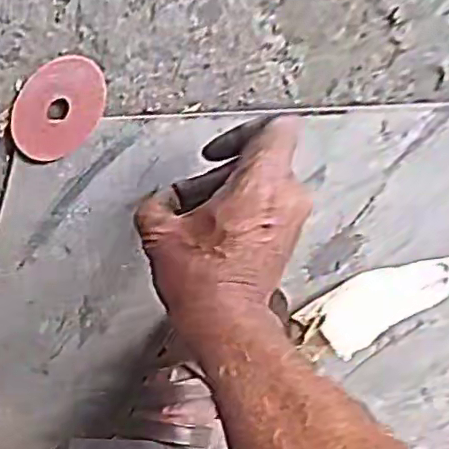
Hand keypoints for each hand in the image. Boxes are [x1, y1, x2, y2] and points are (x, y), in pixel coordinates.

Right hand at [134, 116, 311, 349]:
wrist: (224, 320)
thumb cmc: (202, 281)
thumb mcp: (159, 235)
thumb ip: (157, 204)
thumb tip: (162, 202)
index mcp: (261, 183)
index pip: (272, 129)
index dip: (238, 134)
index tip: (214, 154)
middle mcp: (287, 197)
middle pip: (260, 162)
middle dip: (221, 177)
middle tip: (191, 200)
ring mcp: (291, 220)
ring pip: (263, 188)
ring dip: (229, 199)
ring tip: (198, 225)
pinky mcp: (285, 240)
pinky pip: (265, 212)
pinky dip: (240, 218)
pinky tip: (211, 241)